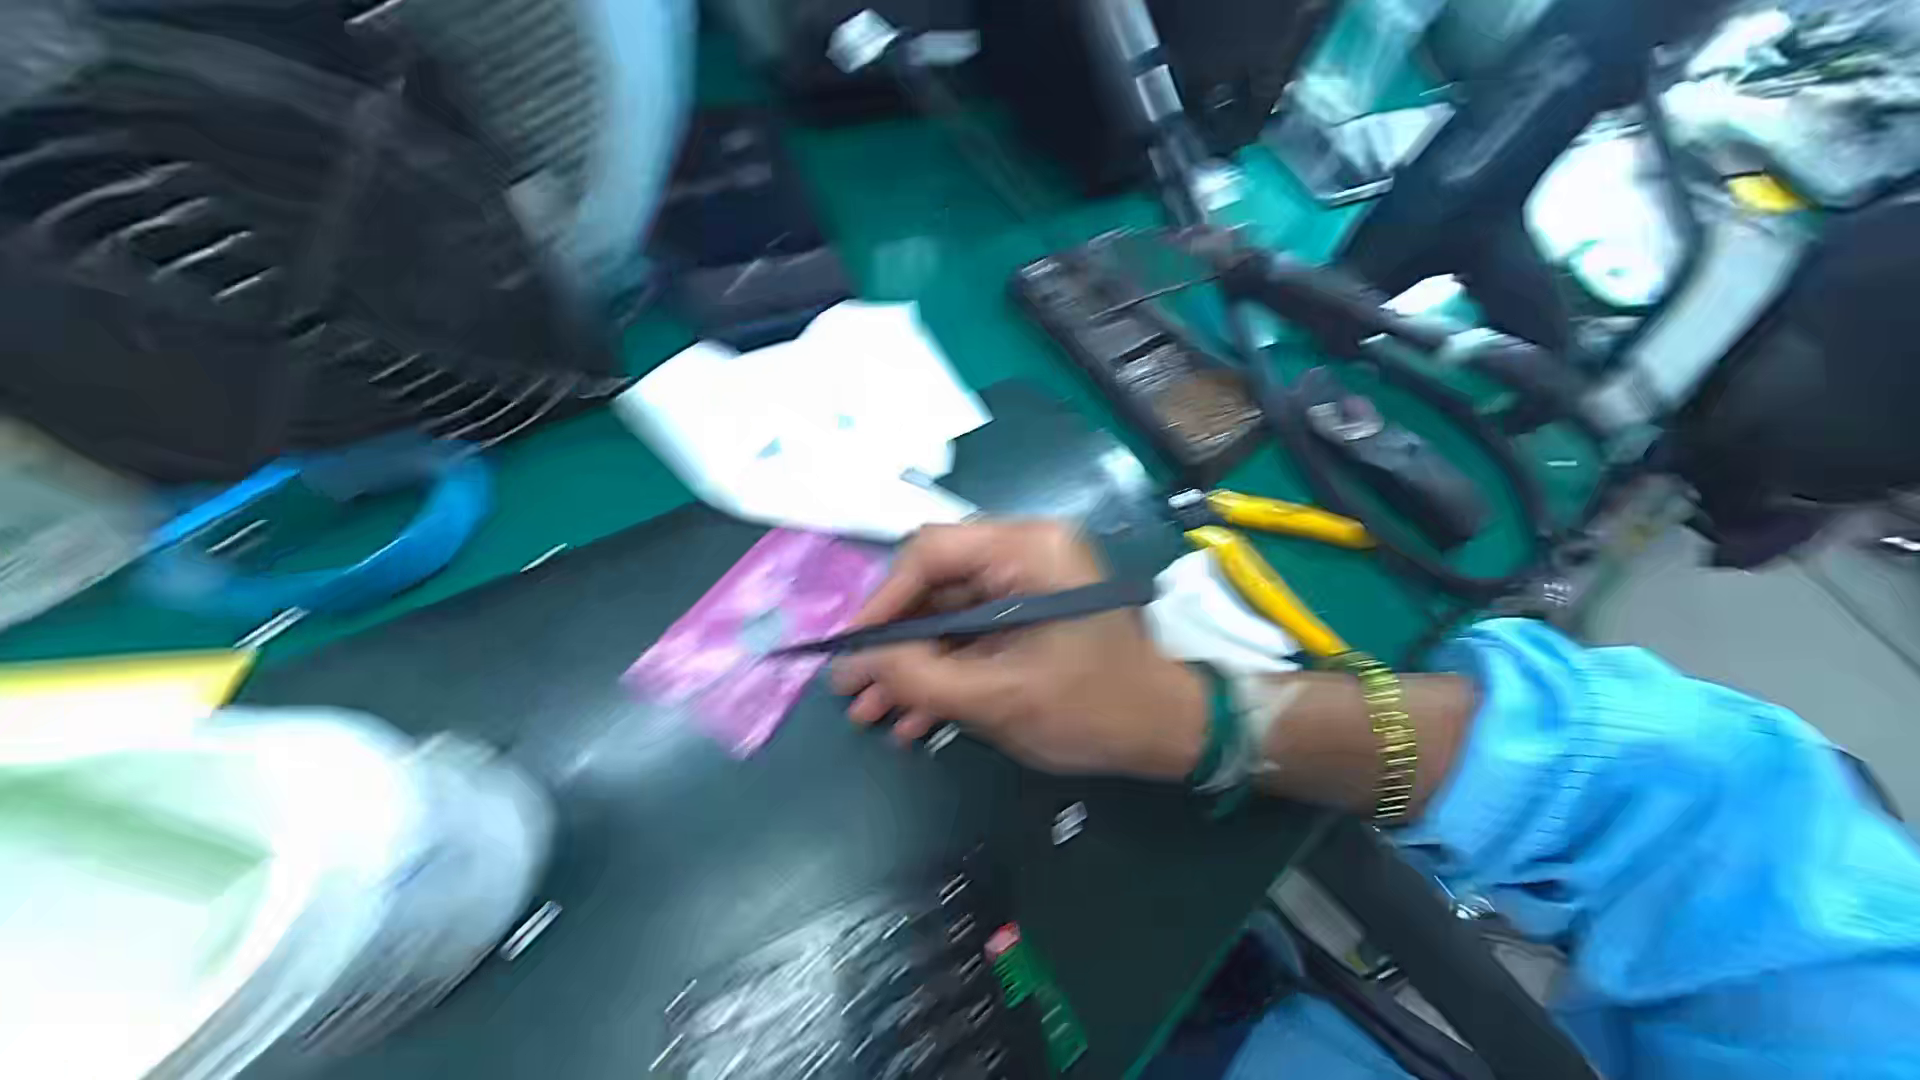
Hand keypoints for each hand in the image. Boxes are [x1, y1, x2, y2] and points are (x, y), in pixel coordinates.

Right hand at [830, 521, 1206, 779]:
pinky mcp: (1025, 612)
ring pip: (945, 614)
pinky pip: (969, 632)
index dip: (883, 601)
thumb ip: (919, 677)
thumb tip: (853, 664)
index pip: (931, 552)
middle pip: (933, 584)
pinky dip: (942, 671)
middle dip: (892, 643)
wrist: (1168, 731)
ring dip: (910, 665)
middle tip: (854, 691)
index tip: (852, 650)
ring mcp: (1025, 582)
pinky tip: (914, 718)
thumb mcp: (999, 698)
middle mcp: (1024, 551)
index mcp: (1027, 549)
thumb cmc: (1095, 708)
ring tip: (873, 715)